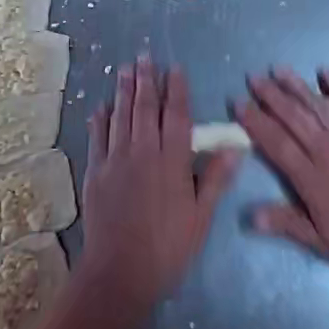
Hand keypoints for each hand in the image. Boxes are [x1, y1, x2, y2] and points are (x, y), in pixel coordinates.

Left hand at [80, 56, 239, 314]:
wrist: (120, 272)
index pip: (175, 115)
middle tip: (144, 56)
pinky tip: (101, 107)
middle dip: (146, 79)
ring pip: (120, 115)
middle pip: (144, 107)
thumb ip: (215, 179)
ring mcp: (115, 159)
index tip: (175, 68)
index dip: (176, 89)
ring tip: (124, 68)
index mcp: (171, 160)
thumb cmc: (168, 248)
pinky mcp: (95, 171)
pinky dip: (100, 119)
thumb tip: (234, 147)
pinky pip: (97, 137)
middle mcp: (142, 151)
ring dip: (123, 90)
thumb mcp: (200, 218)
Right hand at [238, 66, 328, 279]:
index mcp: (313, 179)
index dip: (255, 122)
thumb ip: (287, 223)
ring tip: (279, 69)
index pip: (276, 144)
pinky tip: (326, 72)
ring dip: (298, 86)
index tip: (238, 104)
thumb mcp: (324, 243)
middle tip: (253, 78)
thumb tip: (250, 215)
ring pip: (319, 107)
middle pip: (294, 118)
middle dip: (271, 96)